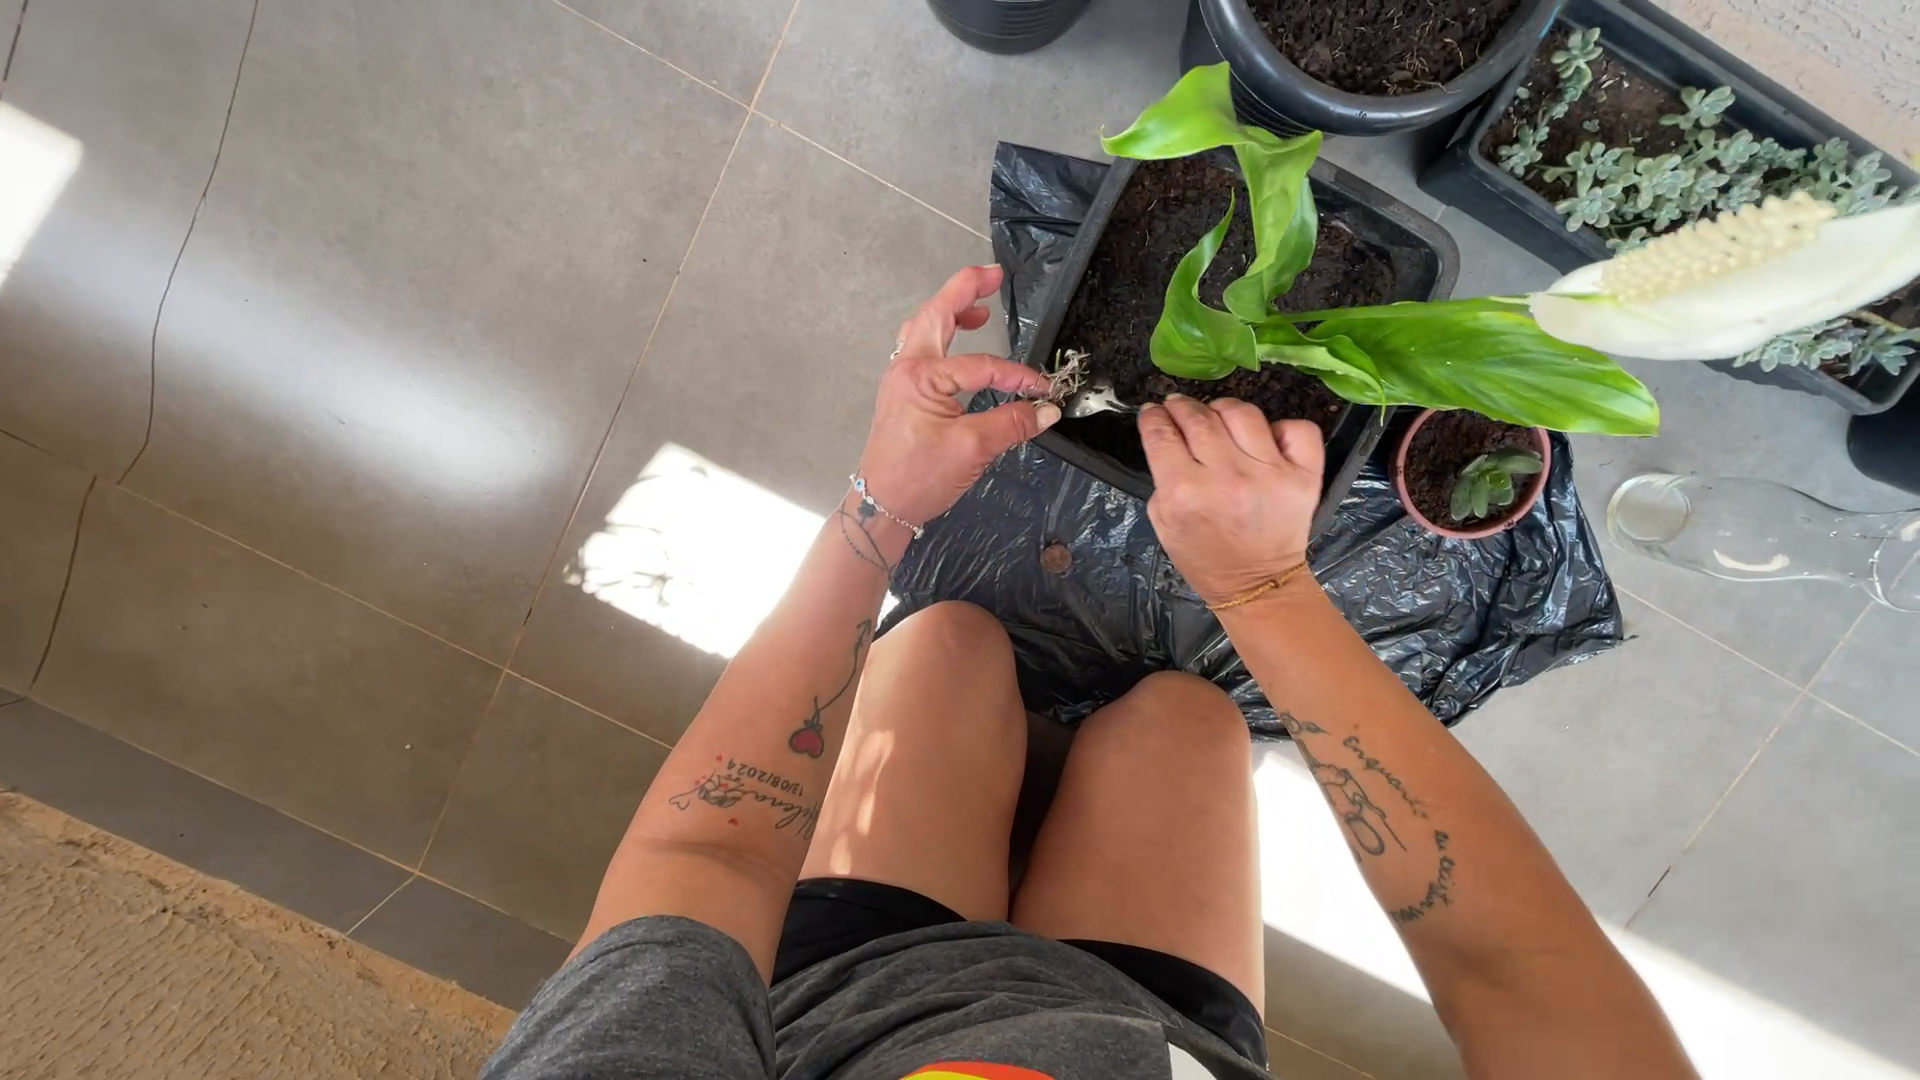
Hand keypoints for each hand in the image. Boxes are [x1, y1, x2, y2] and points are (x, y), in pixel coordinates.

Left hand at [856, 265, 1060, 526]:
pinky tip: (955, 343)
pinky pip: (920, 349)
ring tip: (977, 306)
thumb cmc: (920, 477)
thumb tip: (1048, 410)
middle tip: (994, 275)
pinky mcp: (901, 394)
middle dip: (965, 289)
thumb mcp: (973, 449)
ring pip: (923, 329)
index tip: (1043, 391)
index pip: (982, 364)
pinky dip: (940, 335)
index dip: (1017, 376)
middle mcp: (906, 368)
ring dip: (949, 310)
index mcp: (922, 375)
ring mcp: (899, 379)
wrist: (881, 505)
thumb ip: (1013, 424)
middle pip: (935, 314)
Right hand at [1137, 395, 1324, 605]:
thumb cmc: (1203, 556)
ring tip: (1216, 416)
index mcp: (1184, 492)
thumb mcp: (1163, 522)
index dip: (1153, 417)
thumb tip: (1168, 437)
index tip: (1153, 411)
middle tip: (1178, 407)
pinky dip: (1279, 425)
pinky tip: (1264, 438)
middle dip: (1181, 406)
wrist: (1256, 583)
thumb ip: (1162, 479)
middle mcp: (1226, 476)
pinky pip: (1295, 427)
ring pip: (1242, 413)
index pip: (1162, 435)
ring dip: (1221, 408)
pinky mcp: (1303, 476)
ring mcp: (1269, 473)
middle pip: (1198, 417)